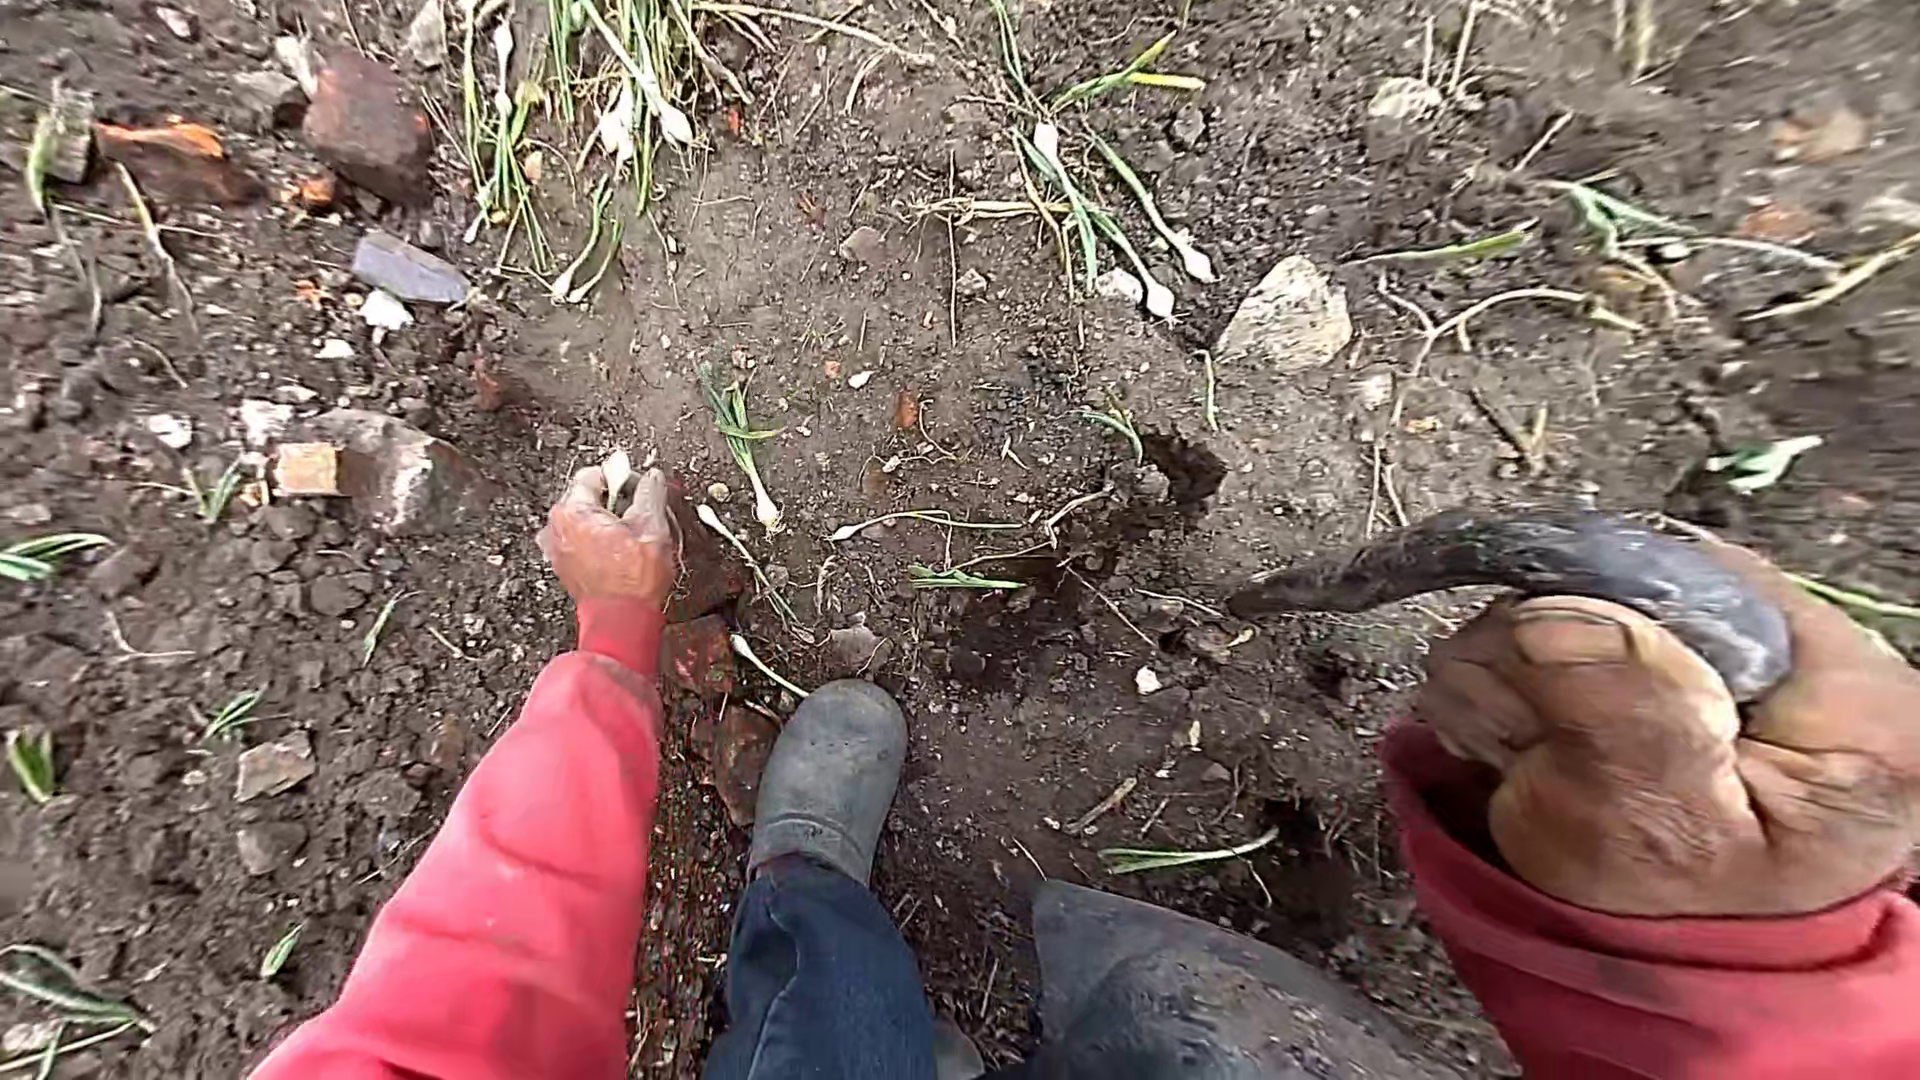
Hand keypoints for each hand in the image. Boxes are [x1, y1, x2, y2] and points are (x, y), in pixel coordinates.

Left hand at [536, 466, 674, 609]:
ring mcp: (556, 549)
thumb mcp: (652, 526)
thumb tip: (652, 477)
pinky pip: (582, 540)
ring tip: (635, 536)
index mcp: (572, 512)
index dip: (622, 478)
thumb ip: (650, 493)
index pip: (594, 475)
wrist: (622, 620)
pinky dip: (600, 539)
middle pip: (588, 498)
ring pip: (586, 520)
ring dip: (609, 521)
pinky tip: (622, 551)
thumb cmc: (634, 579)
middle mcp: (555, 527)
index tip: (640, 486)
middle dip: (617, 502)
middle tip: (644, 514)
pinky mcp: (564, 566)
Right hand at [1416, 544, 1919, 915]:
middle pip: (1582, 590)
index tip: (1557, 672)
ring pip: (1512, 616)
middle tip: (1538, 738)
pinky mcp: (1569, 667)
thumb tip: (1554, 612)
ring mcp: (1636, 655)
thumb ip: (1626, 714)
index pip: (1697, 574)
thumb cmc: (1653, 888)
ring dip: (1492, 687)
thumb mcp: (1657, 817)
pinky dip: (1476, 698)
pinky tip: (1506, 743)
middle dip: (1530, 663)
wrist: (1600, 924)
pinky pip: (1479, 647)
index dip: (1607, 606)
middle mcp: (1727, 650)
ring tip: (1522, 751)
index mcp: (1817, 679)